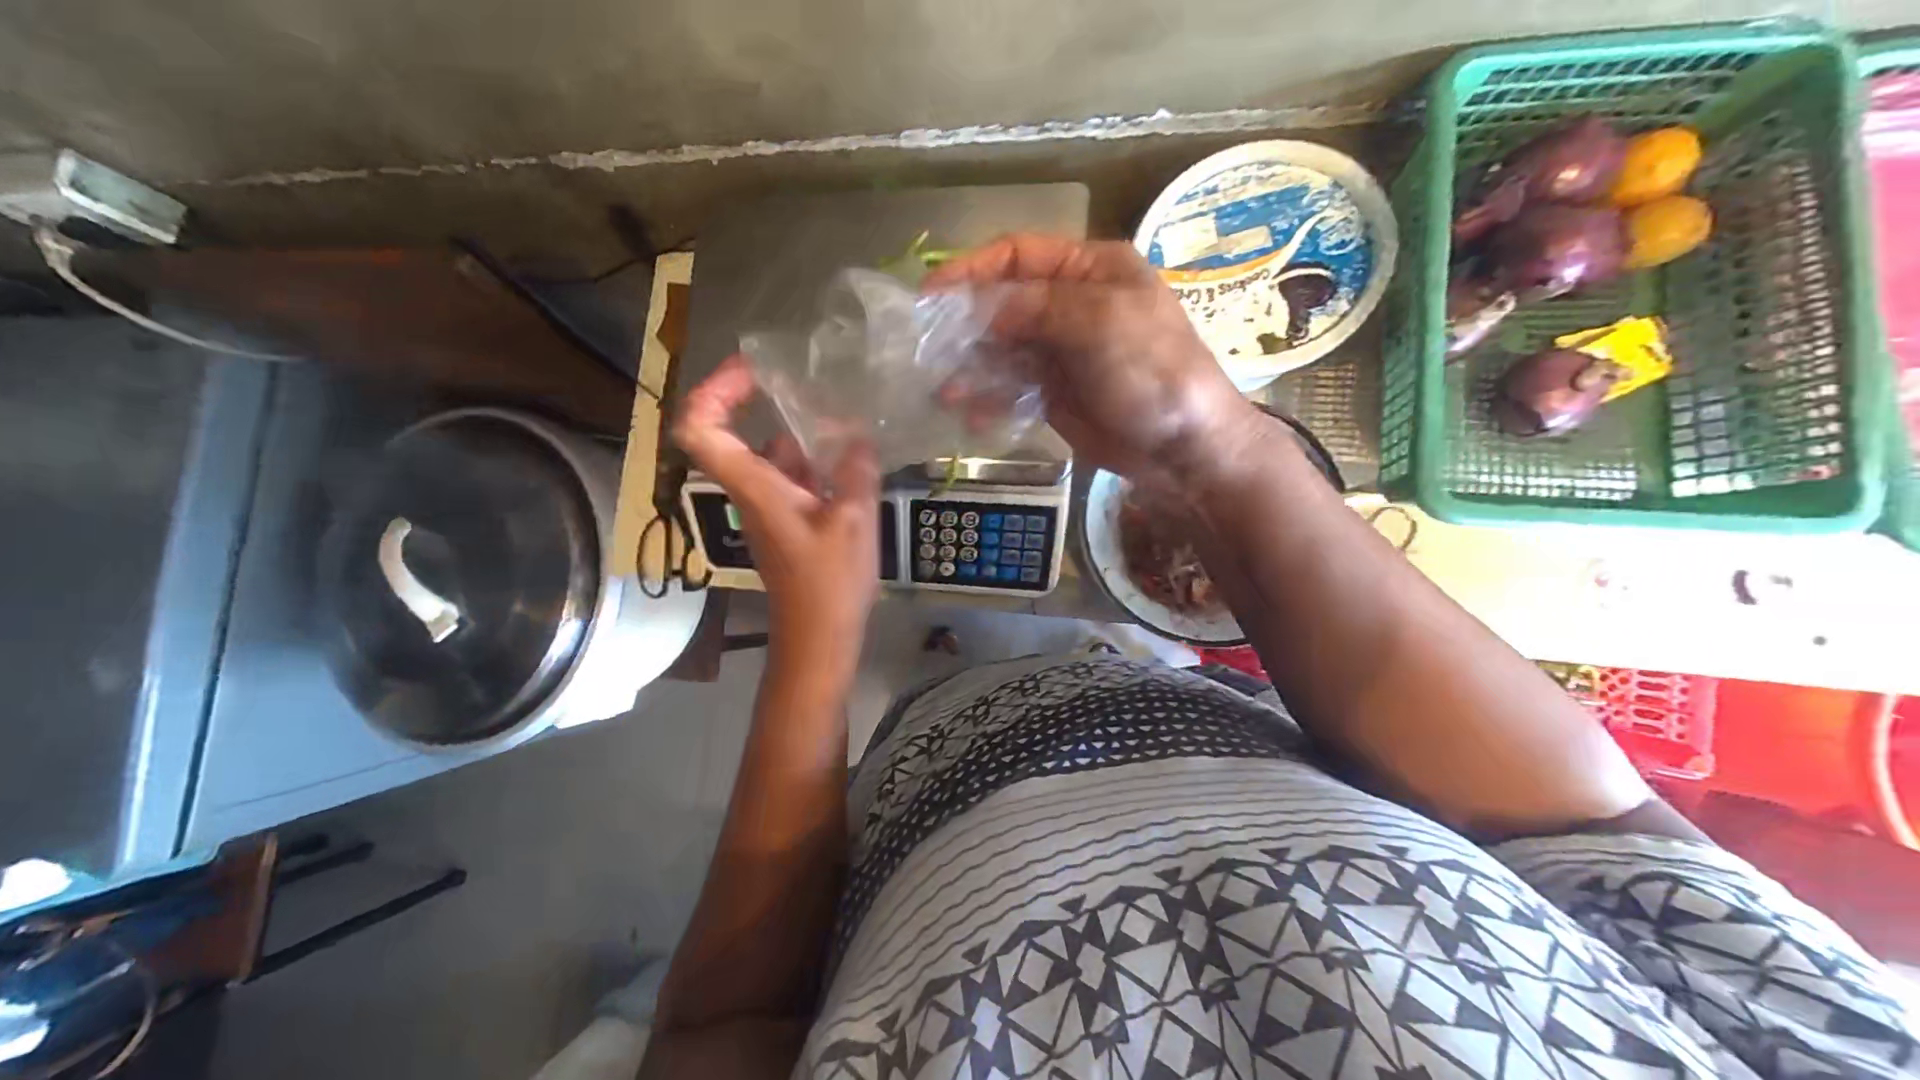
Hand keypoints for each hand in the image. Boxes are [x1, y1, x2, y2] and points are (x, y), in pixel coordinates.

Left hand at [673, 356, 880, 656]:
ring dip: (795, 431)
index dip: (713, 390)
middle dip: (756, 401)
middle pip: (730, 435)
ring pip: (767, 456)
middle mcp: (750, 491)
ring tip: (836, 413)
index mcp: (752, 486)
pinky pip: (789, 478)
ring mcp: (767, 508)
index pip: (700, 428)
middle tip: (793, 379)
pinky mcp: (786, 522)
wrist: (819, 637)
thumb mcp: (851, 519)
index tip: (749, 370)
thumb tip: (857, 435)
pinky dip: (811, 460)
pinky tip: (848, 457)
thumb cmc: (828, 581)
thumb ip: (854, 470)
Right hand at [923, 234, 1266, 479]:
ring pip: (1002, 348)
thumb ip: (1038, 306)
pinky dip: (988, 397)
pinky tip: (969, 413)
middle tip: (929, 349)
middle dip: (966, 325)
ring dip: (971, 366)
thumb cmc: (1154, 374)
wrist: (1185, 449)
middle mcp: (1073, 304)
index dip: (973, 270)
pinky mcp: (1055, 392)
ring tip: (944, 389)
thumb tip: (980, 307)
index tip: (931, 295)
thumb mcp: (1102, 324)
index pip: (1019, 255)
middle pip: (1004, 303)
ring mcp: (1062, 351)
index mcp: (1092, 270)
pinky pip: (1011, 387)